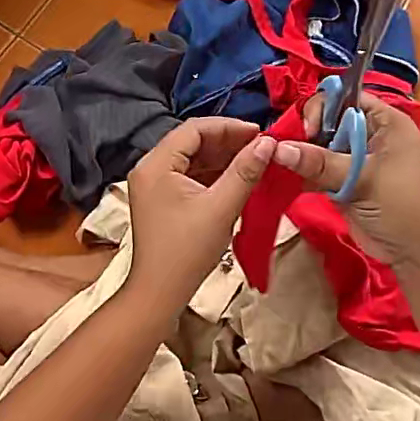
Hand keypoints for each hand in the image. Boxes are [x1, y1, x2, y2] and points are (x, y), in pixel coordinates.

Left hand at [125, 118, 275, 306]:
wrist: (159, 293)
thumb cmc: (187, 250)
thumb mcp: (221, 208)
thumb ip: (245, 172)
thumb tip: (268, 144)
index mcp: (156, 165)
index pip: (194, 129)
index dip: (229, 127)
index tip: (260, 133)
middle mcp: (151, 169)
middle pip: (193, 142)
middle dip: (229, 142)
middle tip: (262, 147)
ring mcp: (155, 185)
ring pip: (194, 159)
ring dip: (224, 158)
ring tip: (256, 160)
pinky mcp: (163, 200)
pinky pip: (191, 176)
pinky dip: (215, 174)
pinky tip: (239, 178)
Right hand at [270, 91, 419, 267]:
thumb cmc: (405, 205)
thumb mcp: (364, 179)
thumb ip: (321, 162)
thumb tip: (277, 148)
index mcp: (384, 121)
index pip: (345, 97)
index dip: (323, 107)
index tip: (310, 130)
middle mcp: (368, 135)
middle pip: (327, 122)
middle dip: (306, 133)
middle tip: (287, 151)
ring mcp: (355, 161)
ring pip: (319, 147)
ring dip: (301, 155)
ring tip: (281, 164)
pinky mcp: (344, 184)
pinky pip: (317, 171)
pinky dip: (303, 174)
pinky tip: (285, 176)